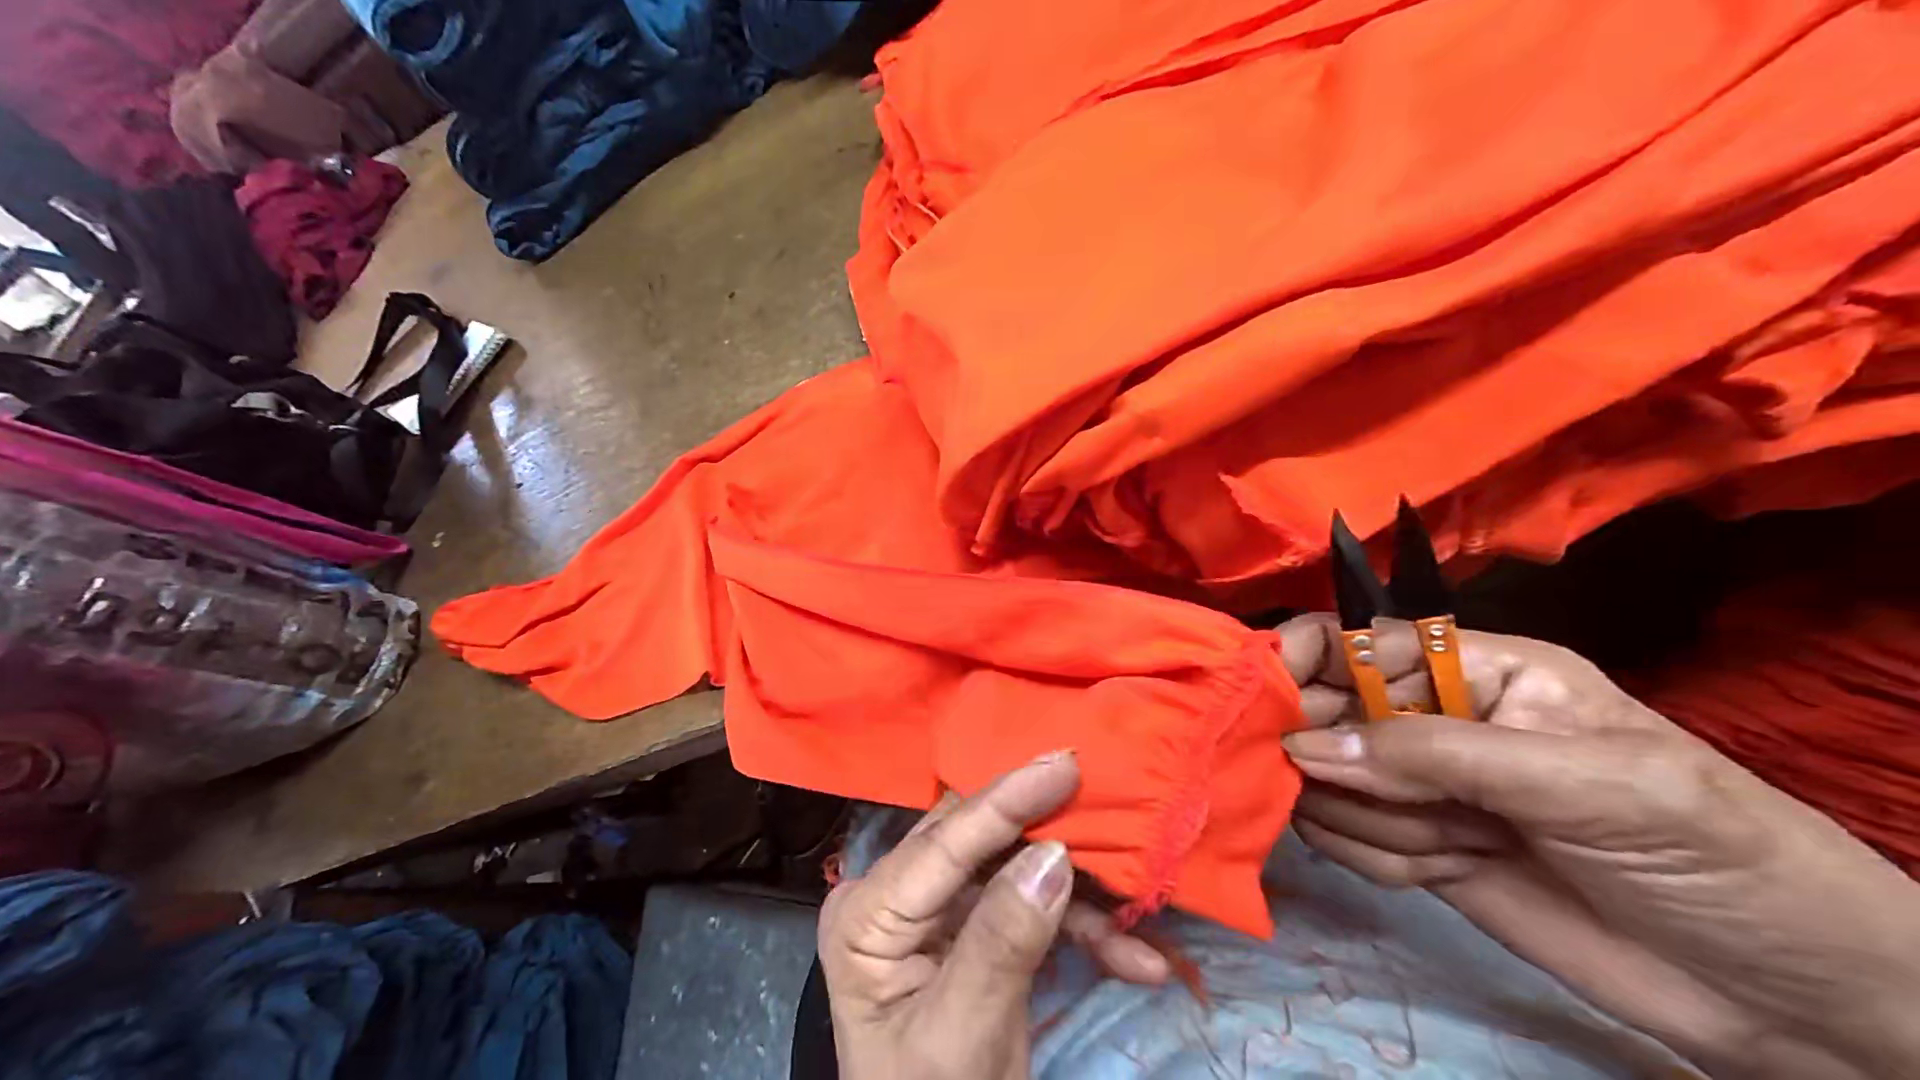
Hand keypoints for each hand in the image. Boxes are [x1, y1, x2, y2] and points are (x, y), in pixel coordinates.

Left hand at [816, 751, 1168, 1079]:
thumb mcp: (963, 1034)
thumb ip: (1002, 941)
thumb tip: (1053, 856)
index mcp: (867, 914)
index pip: (943, 843)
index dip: (1006, 800)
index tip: (1062, 764)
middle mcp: (893, 896)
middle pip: (977, 841)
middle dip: (1042, 829)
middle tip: (1097, 798)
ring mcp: (932, 911)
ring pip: (1011, 869)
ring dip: (1075, 894)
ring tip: (1132, 906)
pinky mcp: (970, 929)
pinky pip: (1028, 908)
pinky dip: (1078, 930)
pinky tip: (1132, 958)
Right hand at [1275, 614, 1919, 1079]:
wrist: (1787, 1002)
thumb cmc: (1713, 857)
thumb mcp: (1590, 784)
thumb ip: (1440, 755)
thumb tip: (1306, 747)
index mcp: (1478, 672)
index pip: (1360, 643)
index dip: (1303, 660)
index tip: (1260, 700)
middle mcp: (1434, 720)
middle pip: (1324, 712)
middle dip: (1325, 752)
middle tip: (1348, 788)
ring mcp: (1420, 786)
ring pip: (1326, 782)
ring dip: (1368, 819)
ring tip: (1451, 845)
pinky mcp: (1413, 847)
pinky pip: (1344, 838)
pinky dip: (1374, 858)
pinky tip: (1442, 872)